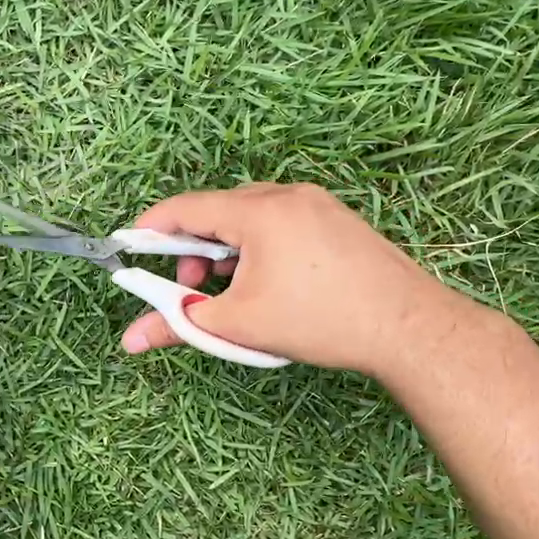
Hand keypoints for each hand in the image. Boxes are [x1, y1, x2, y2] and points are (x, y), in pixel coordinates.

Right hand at [119, 182, 476, 376]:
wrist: (410, 329)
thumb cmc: (319, 321)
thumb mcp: (234, 325)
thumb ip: (174, 325)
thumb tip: (129, 341)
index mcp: (260, 212)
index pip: (186, 208)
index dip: (149, 228)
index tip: (127, 247)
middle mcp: (288, 197)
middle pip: (215, 212)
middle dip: (188, 248)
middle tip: (185, 287)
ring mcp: (316, 205)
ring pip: (246, 218)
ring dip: (220, 251)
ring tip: (224, 291)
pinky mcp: (334, 221)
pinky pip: (275, 224)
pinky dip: (251, 248)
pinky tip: (258, 284)